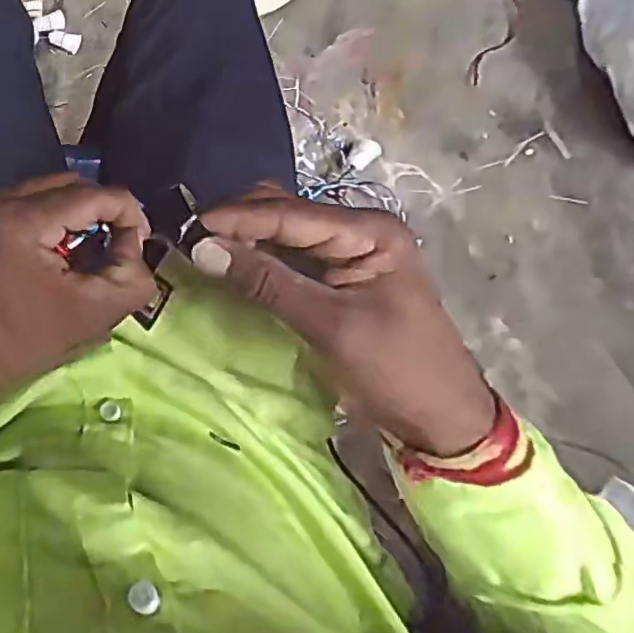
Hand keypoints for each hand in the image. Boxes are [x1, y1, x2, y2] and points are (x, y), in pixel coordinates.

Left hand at [0, 173, 160, 404]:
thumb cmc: (23, 340)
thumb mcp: (93, 313)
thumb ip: (131, 273)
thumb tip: (132, 239)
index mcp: (24, 220)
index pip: (94, 195)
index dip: (128, 213)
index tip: (139, 243)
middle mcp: (2, 199)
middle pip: (74, 185)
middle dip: (104, 212)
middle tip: (120, 247)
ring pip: (54, 189)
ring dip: (81, 213)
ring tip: (92, 251)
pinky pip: (34, 199)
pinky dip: (57, 217)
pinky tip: (64, 249)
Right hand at [191, 188, 495, 456]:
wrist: (444, 423)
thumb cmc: (399, 371)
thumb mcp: (331, 326)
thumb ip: (267, 282)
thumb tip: (203, 249)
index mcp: (369, 231)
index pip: (288, 213)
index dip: (236, 218)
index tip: (189, 226)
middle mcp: (354, 229)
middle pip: (280, 209)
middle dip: (235, 222)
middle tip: (192, 241)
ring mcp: (342, 249)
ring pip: (276, 227)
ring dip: (239, 236)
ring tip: (201, 250)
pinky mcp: (329, 272)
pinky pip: (281, 251)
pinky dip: (251, 254)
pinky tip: (226, 262)